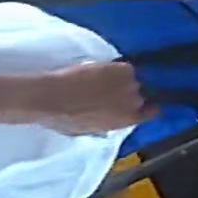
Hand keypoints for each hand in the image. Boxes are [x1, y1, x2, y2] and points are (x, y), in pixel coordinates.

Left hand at [24, 62, 148, 133]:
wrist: (45, 98)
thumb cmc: (59, 118)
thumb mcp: (85, 128)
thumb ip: (109, 123)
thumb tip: (116, 118)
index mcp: (128, 118)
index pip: (152, 112)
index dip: (146, 109)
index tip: (139, 106)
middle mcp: (137, 101)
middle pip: (142, 95)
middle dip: (130, 95)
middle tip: (113, 94)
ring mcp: (133, 83)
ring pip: (134, 81)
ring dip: (123, 83)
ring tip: (104, 83)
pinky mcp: (125, 69)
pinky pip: (126, 69)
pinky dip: (116, 71)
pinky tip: (100, 74)